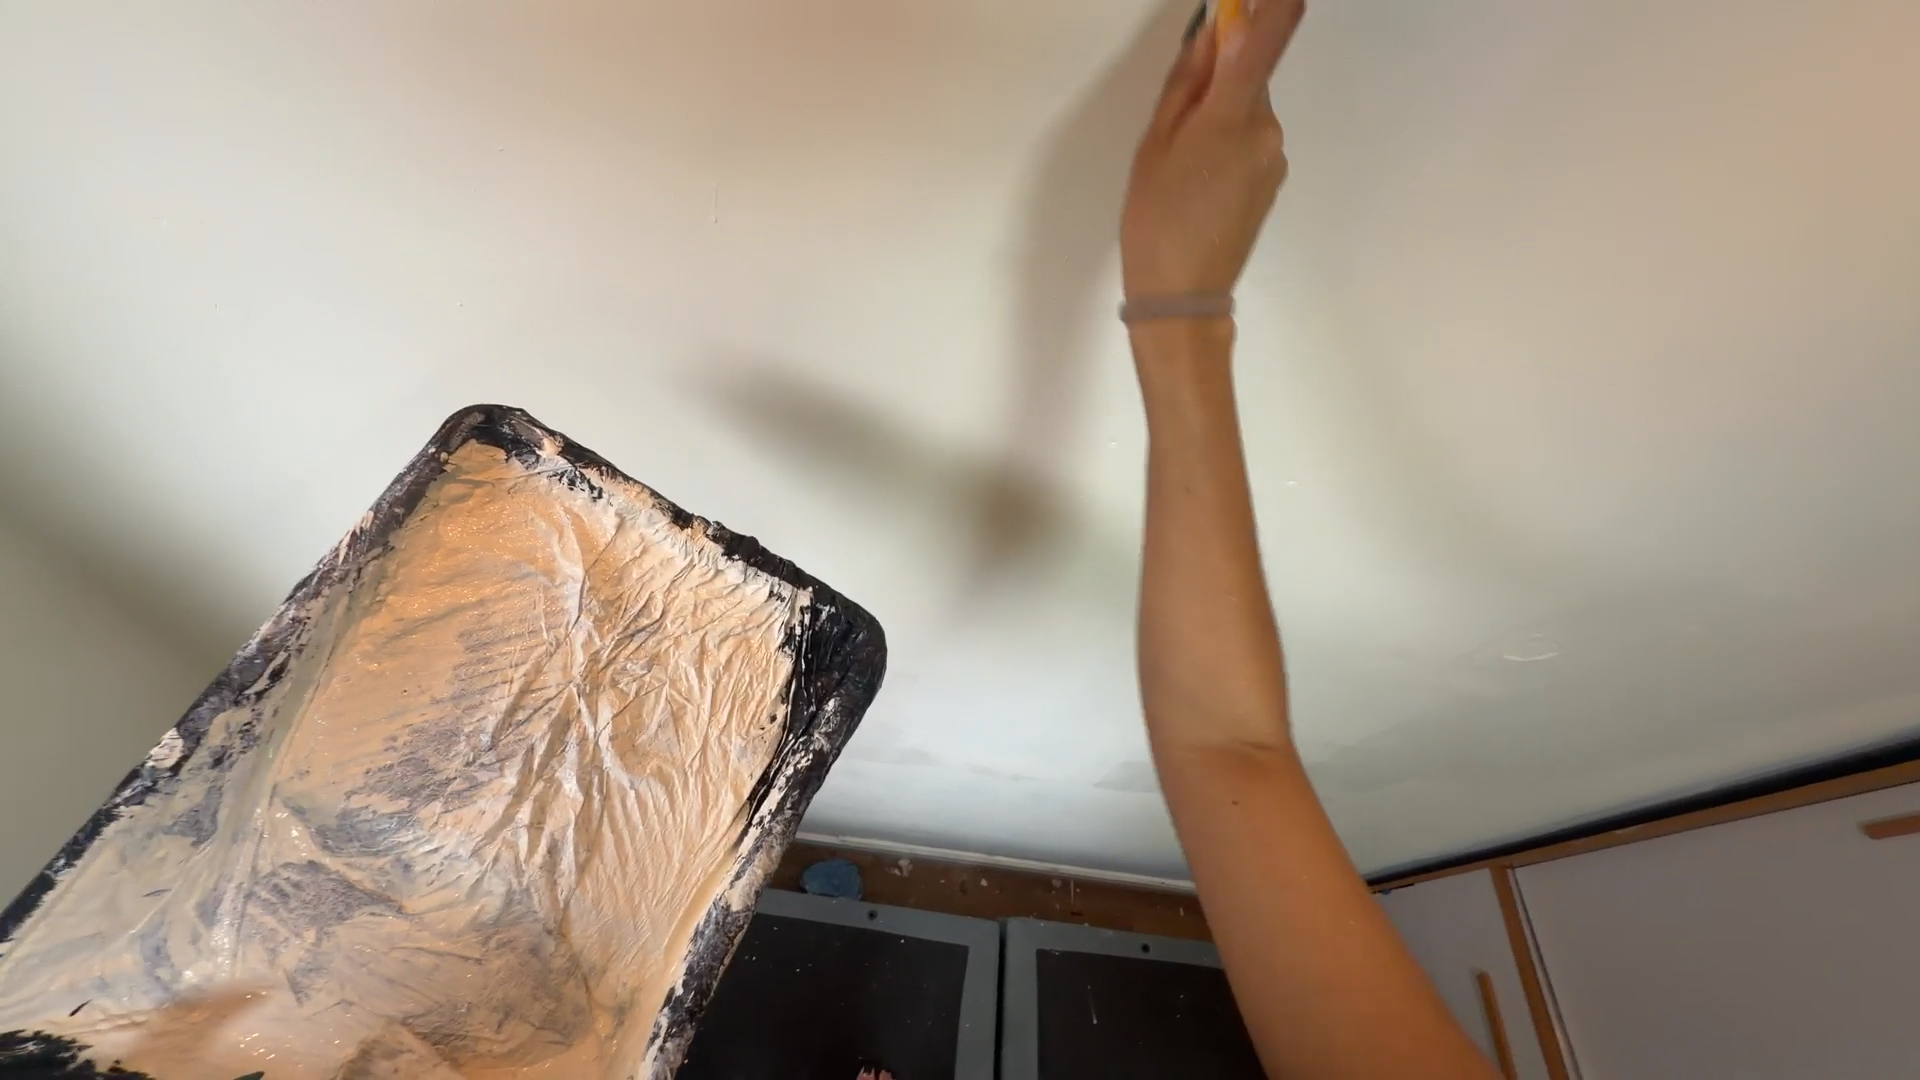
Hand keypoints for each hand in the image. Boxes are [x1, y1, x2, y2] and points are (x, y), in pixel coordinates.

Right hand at [1120, 0, 1305, 300]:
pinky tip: (1199, 192)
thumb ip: (1186, 85)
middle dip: (1216, 88)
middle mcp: (1268, 127)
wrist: (1182, 297)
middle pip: (1250, 78)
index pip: (1274, 27)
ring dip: (1218, 125)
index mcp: (1235, 112)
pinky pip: (1251, 145)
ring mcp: (1275, 157)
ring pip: (1248, 115)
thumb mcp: (1153, 148)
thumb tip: (1216, 31)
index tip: (1245, 3)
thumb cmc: (1154, 222)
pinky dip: (1227, 151)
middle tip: (1174, 133)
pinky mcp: (1272, 182)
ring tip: (1182, 175)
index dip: (1268, 2)